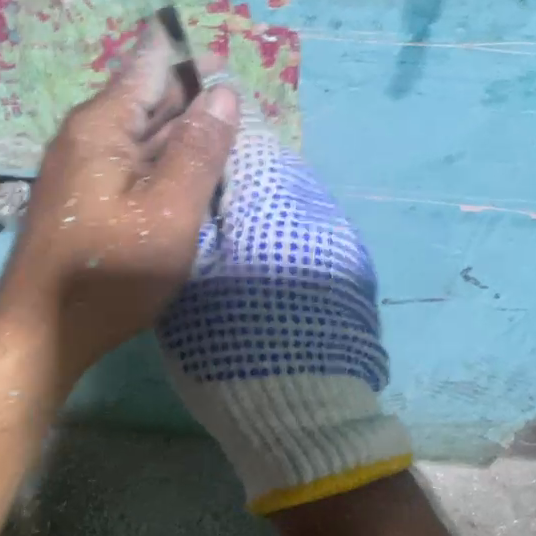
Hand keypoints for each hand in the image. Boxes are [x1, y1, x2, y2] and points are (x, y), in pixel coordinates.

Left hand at [0, 24, 240, 380]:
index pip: (151, 61)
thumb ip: (198, 149)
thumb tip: (223, 92)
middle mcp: (87, 134)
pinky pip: (135, 161)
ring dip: (185, 129)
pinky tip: (197, 169)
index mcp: (102, 124)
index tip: (231, 43)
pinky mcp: (87, 196)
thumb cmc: (108, 273)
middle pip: (150, 96)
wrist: (42, 333)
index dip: (192, 49)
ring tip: (233, 126)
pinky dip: (167, 159)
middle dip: (196, 92)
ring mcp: (84, 166)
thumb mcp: (169, 211)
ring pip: (145, 132)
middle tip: (247, 93)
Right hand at [156, 124, 411, 513]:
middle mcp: (311, 200)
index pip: (243, 128)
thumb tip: (191, 162)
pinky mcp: (352, 263)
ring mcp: (337, 232)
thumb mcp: (189, 273)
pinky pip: (307, 223)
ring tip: (228, 230)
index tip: (183, 135)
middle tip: (197, 194)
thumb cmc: (230, 340)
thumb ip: (191, 208)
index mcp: (267, 194)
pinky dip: (281, 228)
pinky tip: (263, 261)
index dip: (211, 124)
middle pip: (266, 158)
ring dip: (258, 197)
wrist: (306, 410)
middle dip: (232, 166)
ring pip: (287, 190)